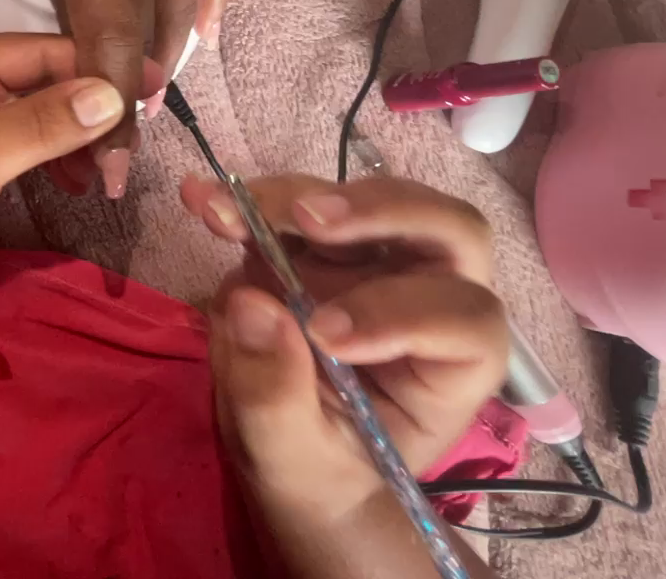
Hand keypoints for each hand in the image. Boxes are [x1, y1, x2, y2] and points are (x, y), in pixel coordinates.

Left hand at [0, 0, 228, 197]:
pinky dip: (205, 14)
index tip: (111, 174)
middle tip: (122, 159)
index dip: (106, 121)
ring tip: (144, 109)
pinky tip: (198, 40)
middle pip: (150, 50)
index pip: (103, 54)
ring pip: (187, 18)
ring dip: (165, 68)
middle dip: (135, 111)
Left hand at [0, 34, 125, 279]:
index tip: (151, 85)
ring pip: (43, 112)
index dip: (97, 66)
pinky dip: (58, 157)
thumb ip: (40, 123)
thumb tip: (112, 94)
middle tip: (136, 139)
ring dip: (79, 137)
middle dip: (93, 108)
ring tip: (110, 171)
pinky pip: (30, 139)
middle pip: (47, 80)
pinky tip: (79, 182)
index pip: (43, 51)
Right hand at [182, 174, 508, 526]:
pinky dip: (244, 198)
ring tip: (222, 212)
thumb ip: (276, 393)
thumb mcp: (291, 454)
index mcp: (448, 368)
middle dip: (376, 211)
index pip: (464, 320)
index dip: (401, 313)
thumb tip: (255, 306)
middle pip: (442, 228)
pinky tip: (200, 197)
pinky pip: (287, 204)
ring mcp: (364, 264)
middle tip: (307, 219)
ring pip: (358, 199)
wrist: (282, 449)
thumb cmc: (312, 468)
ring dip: (289, 198)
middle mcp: (421, 300)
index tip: (322, 333)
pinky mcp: (307, 246)